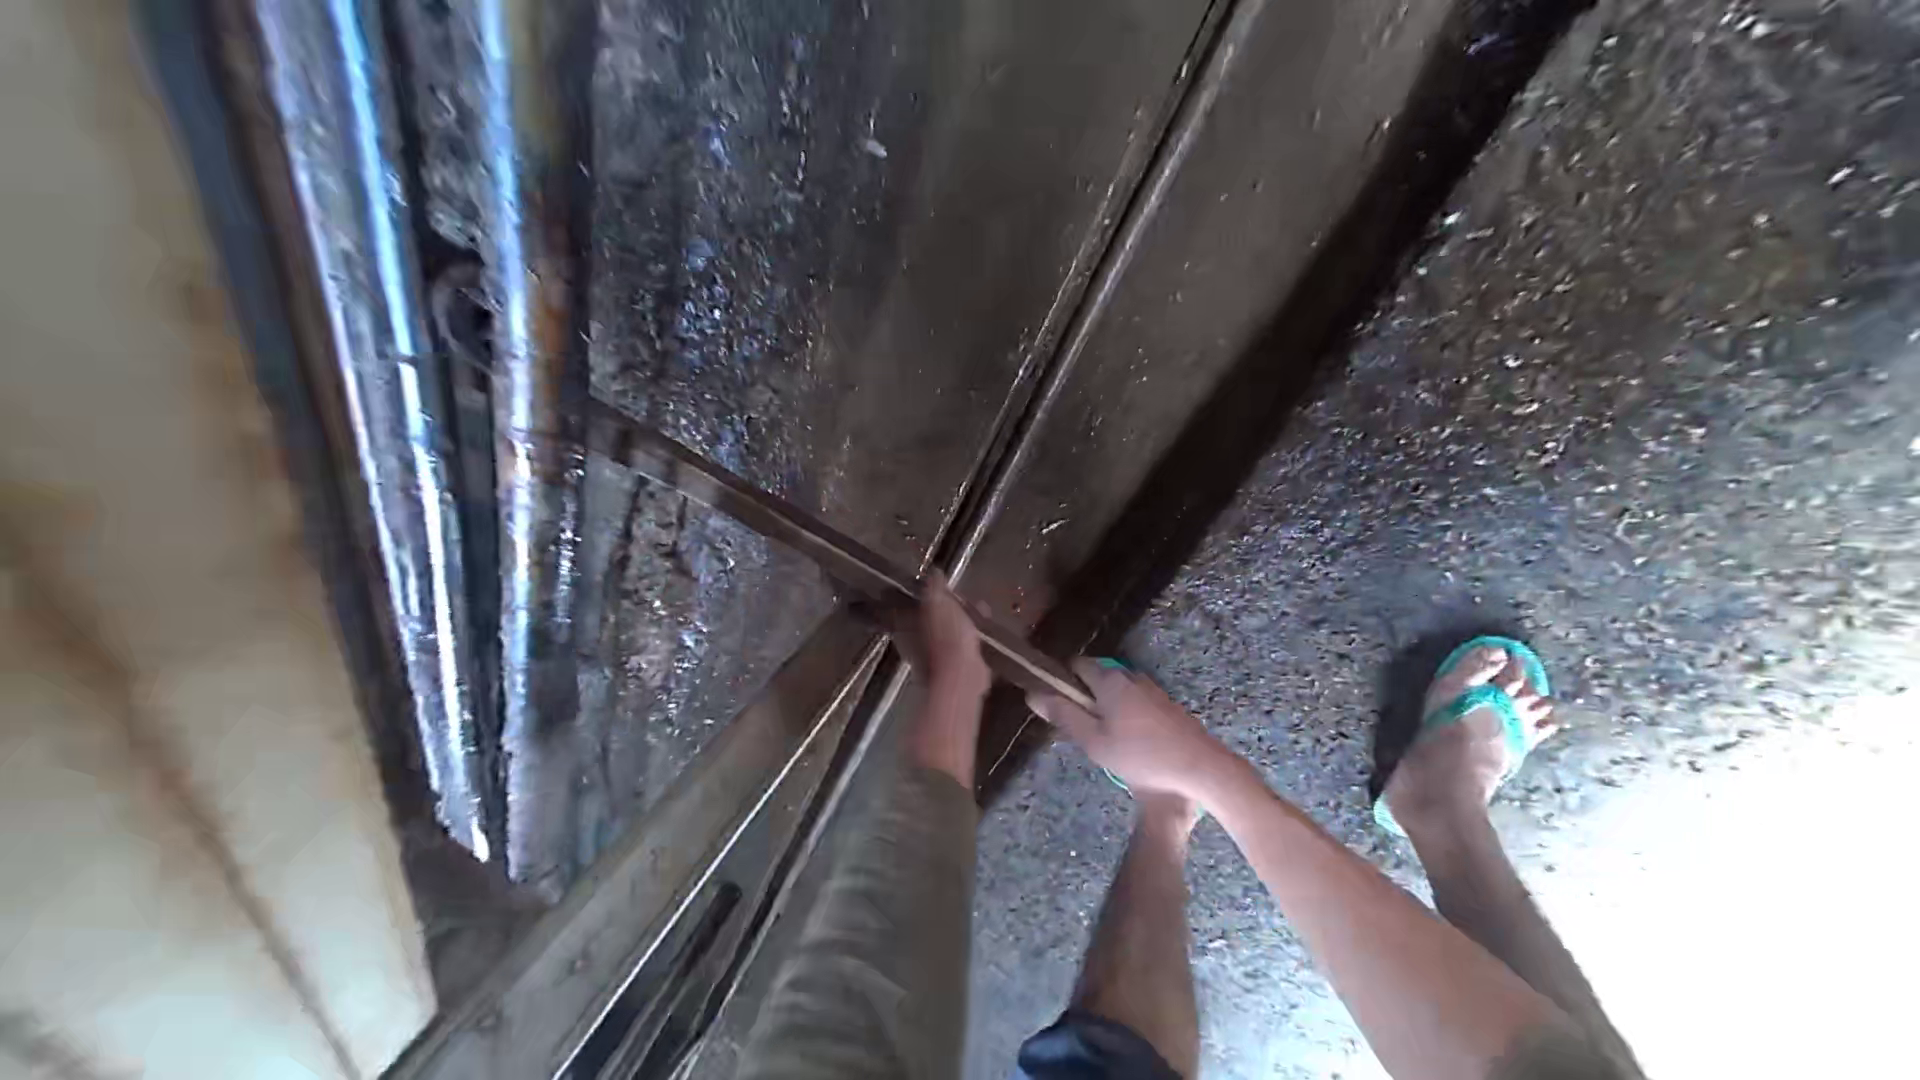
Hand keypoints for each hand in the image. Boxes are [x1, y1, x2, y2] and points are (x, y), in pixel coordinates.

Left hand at [916, 570, 989, 699]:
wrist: (963, 675)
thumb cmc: (946, 636)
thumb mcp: (938, 602)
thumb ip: (934, 586)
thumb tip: (933, 571)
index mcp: (906, 626)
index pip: (908, 605)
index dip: (922, 595)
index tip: (937, 586)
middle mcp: (915, 643)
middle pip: (930, 619)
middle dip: (948, 606)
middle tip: (963, 597)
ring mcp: (934, 657)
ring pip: (948, 631)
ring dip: (963, 620)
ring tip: (980, 609)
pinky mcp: (954, 668)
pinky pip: (962, 645)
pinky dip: (972, 636)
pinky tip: (985, 629)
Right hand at [1027, 659, 1235, 800]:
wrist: (1202, 768)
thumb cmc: (1141, 756)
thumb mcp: (1094, 741)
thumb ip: (1063, 715)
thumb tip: (1033, 694)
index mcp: (1109, 680)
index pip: (1076, 664)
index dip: (1061, 679)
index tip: (1057, 704)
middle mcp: (1130, 676)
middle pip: (1097, 677)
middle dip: (1084, 696)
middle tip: (1082, 729)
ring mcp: (1152, 690)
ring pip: (1117, 690)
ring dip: (1106, 707)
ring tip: (1106, 740)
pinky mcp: (1167, 705)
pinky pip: (1135, 701)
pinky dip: (1125, 714)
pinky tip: (1132, 743)